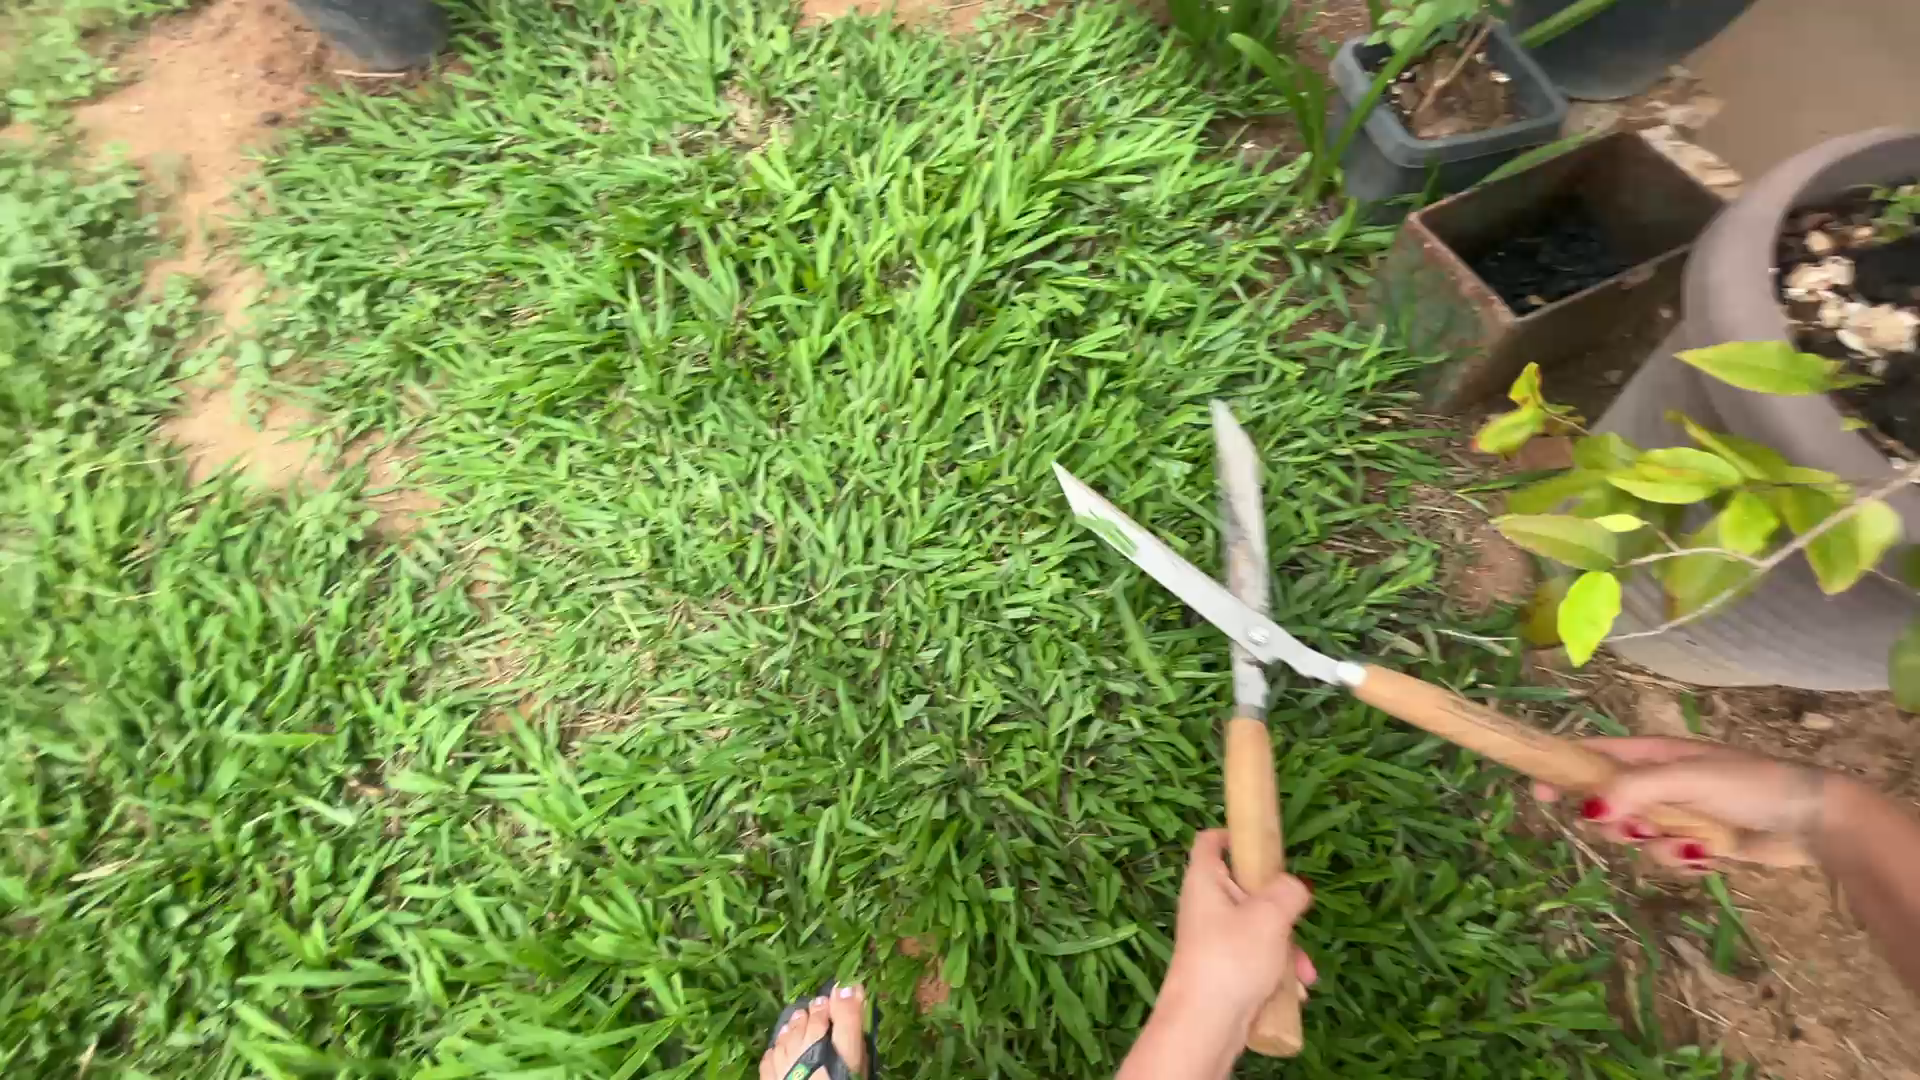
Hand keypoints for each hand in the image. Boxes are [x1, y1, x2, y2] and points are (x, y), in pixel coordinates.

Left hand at [1161, 829, 1316, 1020]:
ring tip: (1304, 975)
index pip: (1210, 840)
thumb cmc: (1232, 957)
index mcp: (1205, 878)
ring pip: (1257, 928)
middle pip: (1246, 889)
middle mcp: (1204, 902)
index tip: (1263, 845)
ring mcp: (1212, 936)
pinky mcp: (1221, 966)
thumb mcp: (1269, 917)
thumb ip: (1287, 893)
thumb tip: (1294, 885)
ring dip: (1286, 949)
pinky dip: (1275, 971)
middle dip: (1281, 911)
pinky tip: (1294, 994)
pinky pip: (1254, 958)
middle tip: (1298, 925)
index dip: (1233, 835)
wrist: (1205, 1022)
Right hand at [1534, 737, 1827, 867]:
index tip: (1539, 792)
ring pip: (1633, 833)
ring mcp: (1674, 813)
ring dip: (1651, 843)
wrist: (1818, 822)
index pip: (1587, 756)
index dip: (1559, 770)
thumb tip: (1586, 811)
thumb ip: (1630, 791)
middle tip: (1634, 829)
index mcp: (1646, 754)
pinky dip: (1680, 858)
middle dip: (1615, 820)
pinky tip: (1706, 855)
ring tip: (1684, 843)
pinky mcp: (1695, 842)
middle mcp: (1654, 782)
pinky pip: (1665, 854)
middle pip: (1604, 802)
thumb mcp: (1683, 778)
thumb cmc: (1748, 784)